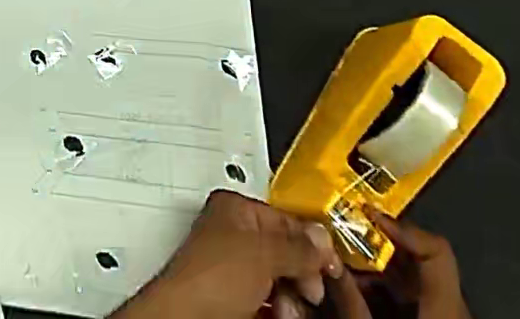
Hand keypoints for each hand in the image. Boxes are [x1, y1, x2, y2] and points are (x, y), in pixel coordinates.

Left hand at [112, 190, 340, 318]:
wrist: (187, 317)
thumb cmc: (210, 277)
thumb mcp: (263, 254)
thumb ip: (296, 246)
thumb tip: (320, 237)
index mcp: (235, 210)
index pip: (284, 218)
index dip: (310, 241)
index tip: (332, 264)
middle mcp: (234, 233)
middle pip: (284, 251)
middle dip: (301, 275)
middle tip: (309, 291)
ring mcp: (234, 267)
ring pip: (279, 280)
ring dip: (291, 298)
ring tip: (285, 309)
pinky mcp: (235, 296)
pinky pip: (269, 300)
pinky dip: (279, 310)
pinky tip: (278, 316)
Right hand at [328, 212, 472, 318]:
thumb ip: (350, 299)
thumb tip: (324, 257)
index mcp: (446, 308)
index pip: (437, 250)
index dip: (402, 226)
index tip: (367, 214)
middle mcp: (453, 307)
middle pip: (418, 257)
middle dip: (377, 241)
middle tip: (343, 233)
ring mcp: (448, 315)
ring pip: (414, 274)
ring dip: (378, 261)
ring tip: (344, 260)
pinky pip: (414, 291)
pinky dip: (387, 282)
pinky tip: (360, 287)